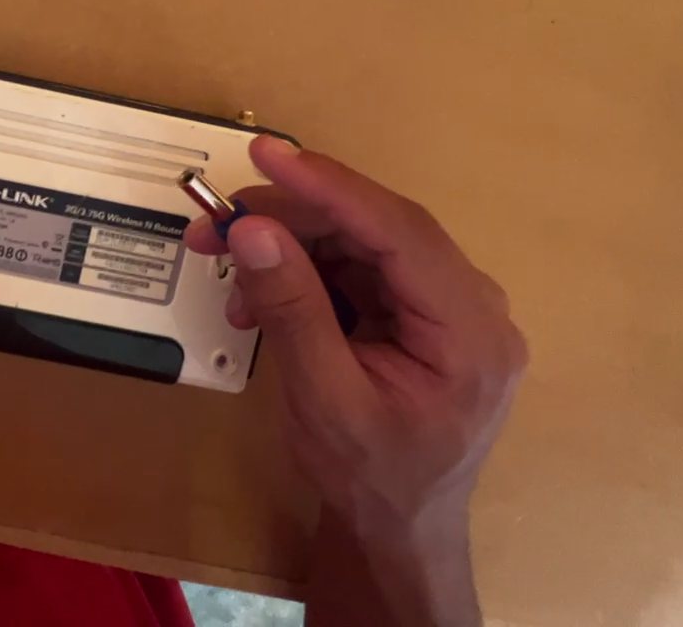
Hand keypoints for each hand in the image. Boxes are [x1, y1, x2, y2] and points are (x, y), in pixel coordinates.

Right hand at [184, 135, 526, 625]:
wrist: (392, 526)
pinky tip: (256, 296)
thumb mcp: (323, 397)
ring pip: (351, 240)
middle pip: (370, 227)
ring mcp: (436, 304)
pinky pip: (346, 264)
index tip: (266, 155)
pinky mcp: (405, 307)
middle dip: (288, 219)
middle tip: (214, 223)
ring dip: (283, 245)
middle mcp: (465, 303)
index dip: (329, 186)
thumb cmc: (369, 475)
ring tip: (227, 271)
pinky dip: (294, 270)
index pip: (399, 231)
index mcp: (468, 330)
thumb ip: (292, 309)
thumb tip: (252, 230)